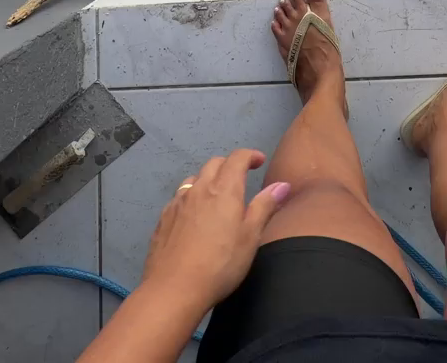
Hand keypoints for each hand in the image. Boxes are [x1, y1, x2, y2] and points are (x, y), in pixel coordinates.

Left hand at [140, 149, 291, 308]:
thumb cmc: (220, 264)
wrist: (172, 290)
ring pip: (195, 178)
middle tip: (240, 178)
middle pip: (215, 163)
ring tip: (216, 196)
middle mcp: (200, 188)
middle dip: (229, 164)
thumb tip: (282, 184)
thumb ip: (265, 207)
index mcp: (224, 189)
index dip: (250, 155)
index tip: (259, 161)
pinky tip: (193, 216)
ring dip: (208, 179)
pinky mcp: (164, 218)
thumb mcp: (250, 237)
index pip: (237, 158)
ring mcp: (178, 202)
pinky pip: (179, 197)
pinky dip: (191, 197)